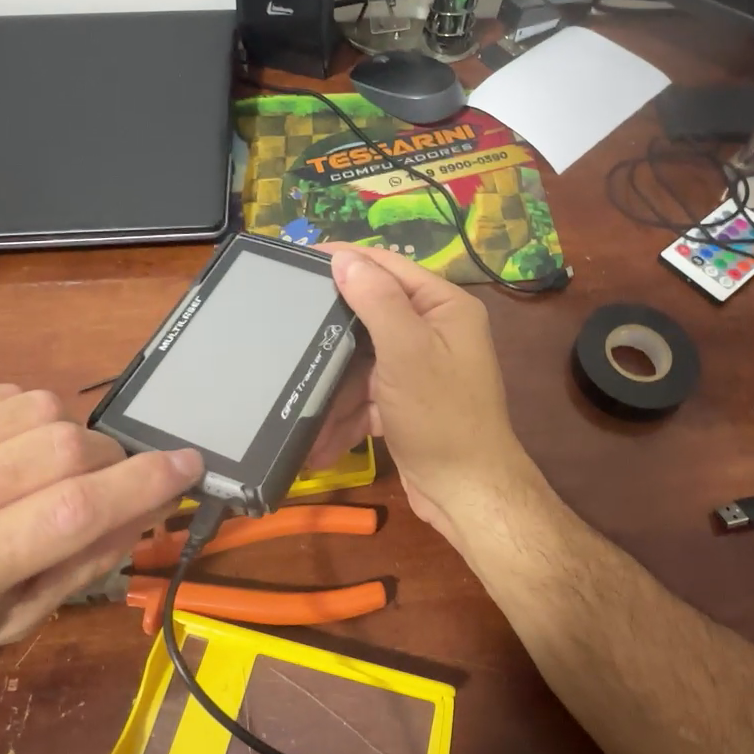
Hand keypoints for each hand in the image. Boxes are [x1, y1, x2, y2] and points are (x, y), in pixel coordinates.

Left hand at [0, 385, 201, 696]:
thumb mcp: (8, 625)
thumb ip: (87, 563)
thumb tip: (153, 504)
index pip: (71, 511)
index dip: (144, 482)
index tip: (188, 465)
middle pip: (63, 447)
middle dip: (111, 458)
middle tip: (111, 480)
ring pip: (39, 407)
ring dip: (71, 435)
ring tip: (53, 468)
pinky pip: (3, 393)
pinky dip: (30, 418)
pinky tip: (8, 452)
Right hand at [321, 245, 541, 545]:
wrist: (468, 496)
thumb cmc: (441, 416)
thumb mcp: (407, 351)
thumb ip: (376, 300)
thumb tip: (344, 258)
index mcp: (444, 307)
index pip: (389, 267)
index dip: (346, 260)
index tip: (298, 258)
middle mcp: (436, 331)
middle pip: (371, 316)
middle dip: (332, 335)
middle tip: (285, 327)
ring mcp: (420, 369)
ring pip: (363, 361)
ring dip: (334, 387)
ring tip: (298, 403)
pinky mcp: (407, 403)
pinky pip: (368, 395)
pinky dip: (346, 415)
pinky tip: (319, 442)